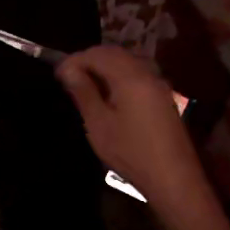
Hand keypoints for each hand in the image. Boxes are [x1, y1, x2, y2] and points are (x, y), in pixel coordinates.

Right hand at [56, 46, 214, 214]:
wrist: (173, 177)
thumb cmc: (131, 152)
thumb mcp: (99, 124)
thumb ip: (84, 93)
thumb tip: (68, 70)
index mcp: (130, 76)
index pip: (97, 54)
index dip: (75, 60)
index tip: (57, 74)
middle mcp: (147, 72)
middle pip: (115, 53)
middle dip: (90, 60)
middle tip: (69, 77)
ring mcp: (158, 84)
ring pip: (127, 61)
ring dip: (105, 66)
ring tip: (85, 85)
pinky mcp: (163, 96)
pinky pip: (137, 73)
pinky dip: (119, 75)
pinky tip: (109, 94)